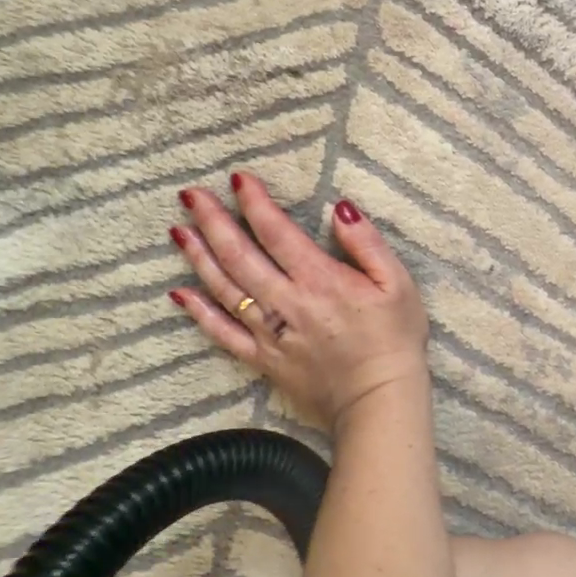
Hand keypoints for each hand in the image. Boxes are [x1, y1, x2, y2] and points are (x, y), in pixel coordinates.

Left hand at [167, 173, 430, 433]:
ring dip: (199, 258)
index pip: (279, 234)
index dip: (257, 205)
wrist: (378, 397)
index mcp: (321, 281)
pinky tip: (181, 292)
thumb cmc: (395, 336)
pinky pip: (222, 333)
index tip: (238, 180)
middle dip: (214, 223)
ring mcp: (270, 333)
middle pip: (242, 257)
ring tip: (178, 231)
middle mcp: (287, 303)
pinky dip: (199, 312)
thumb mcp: (397, 282)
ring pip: (225, 290)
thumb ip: (367, 244)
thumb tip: (340, 208)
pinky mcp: (262, 359)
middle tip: (190, 196)